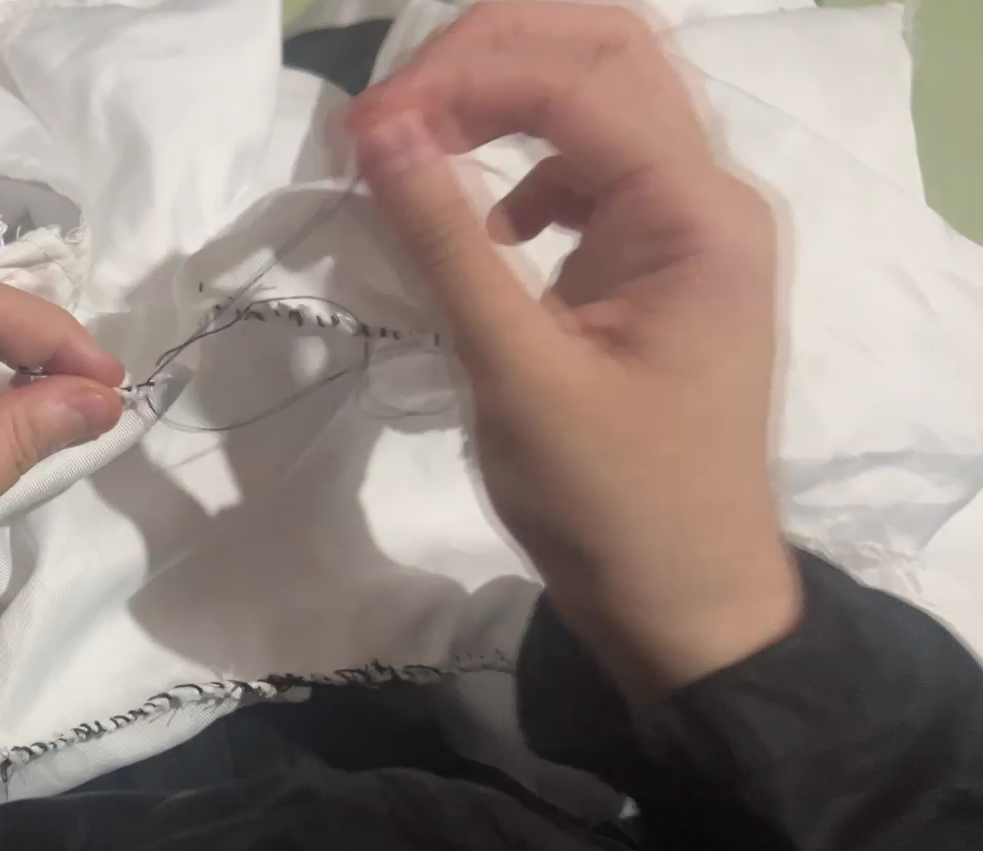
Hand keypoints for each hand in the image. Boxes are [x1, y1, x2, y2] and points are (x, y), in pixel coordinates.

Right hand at [341, 1, 799, 702]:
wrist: (673, 587)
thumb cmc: (603, 494)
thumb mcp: (514, 371)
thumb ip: (446, 249)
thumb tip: (382, 140)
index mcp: (693, 213)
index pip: (578, 82)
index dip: (456, 83)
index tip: (354, 132)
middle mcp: (701, 197)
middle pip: (606, 56)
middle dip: (486, 59)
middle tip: (382, 113)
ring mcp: (677, 233)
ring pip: (596, 110)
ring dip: (499, 105)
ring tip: (408, 145)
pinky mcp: (642, 272)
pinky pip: (584, 181)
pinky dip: (518, 173)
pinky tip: (485, 229)